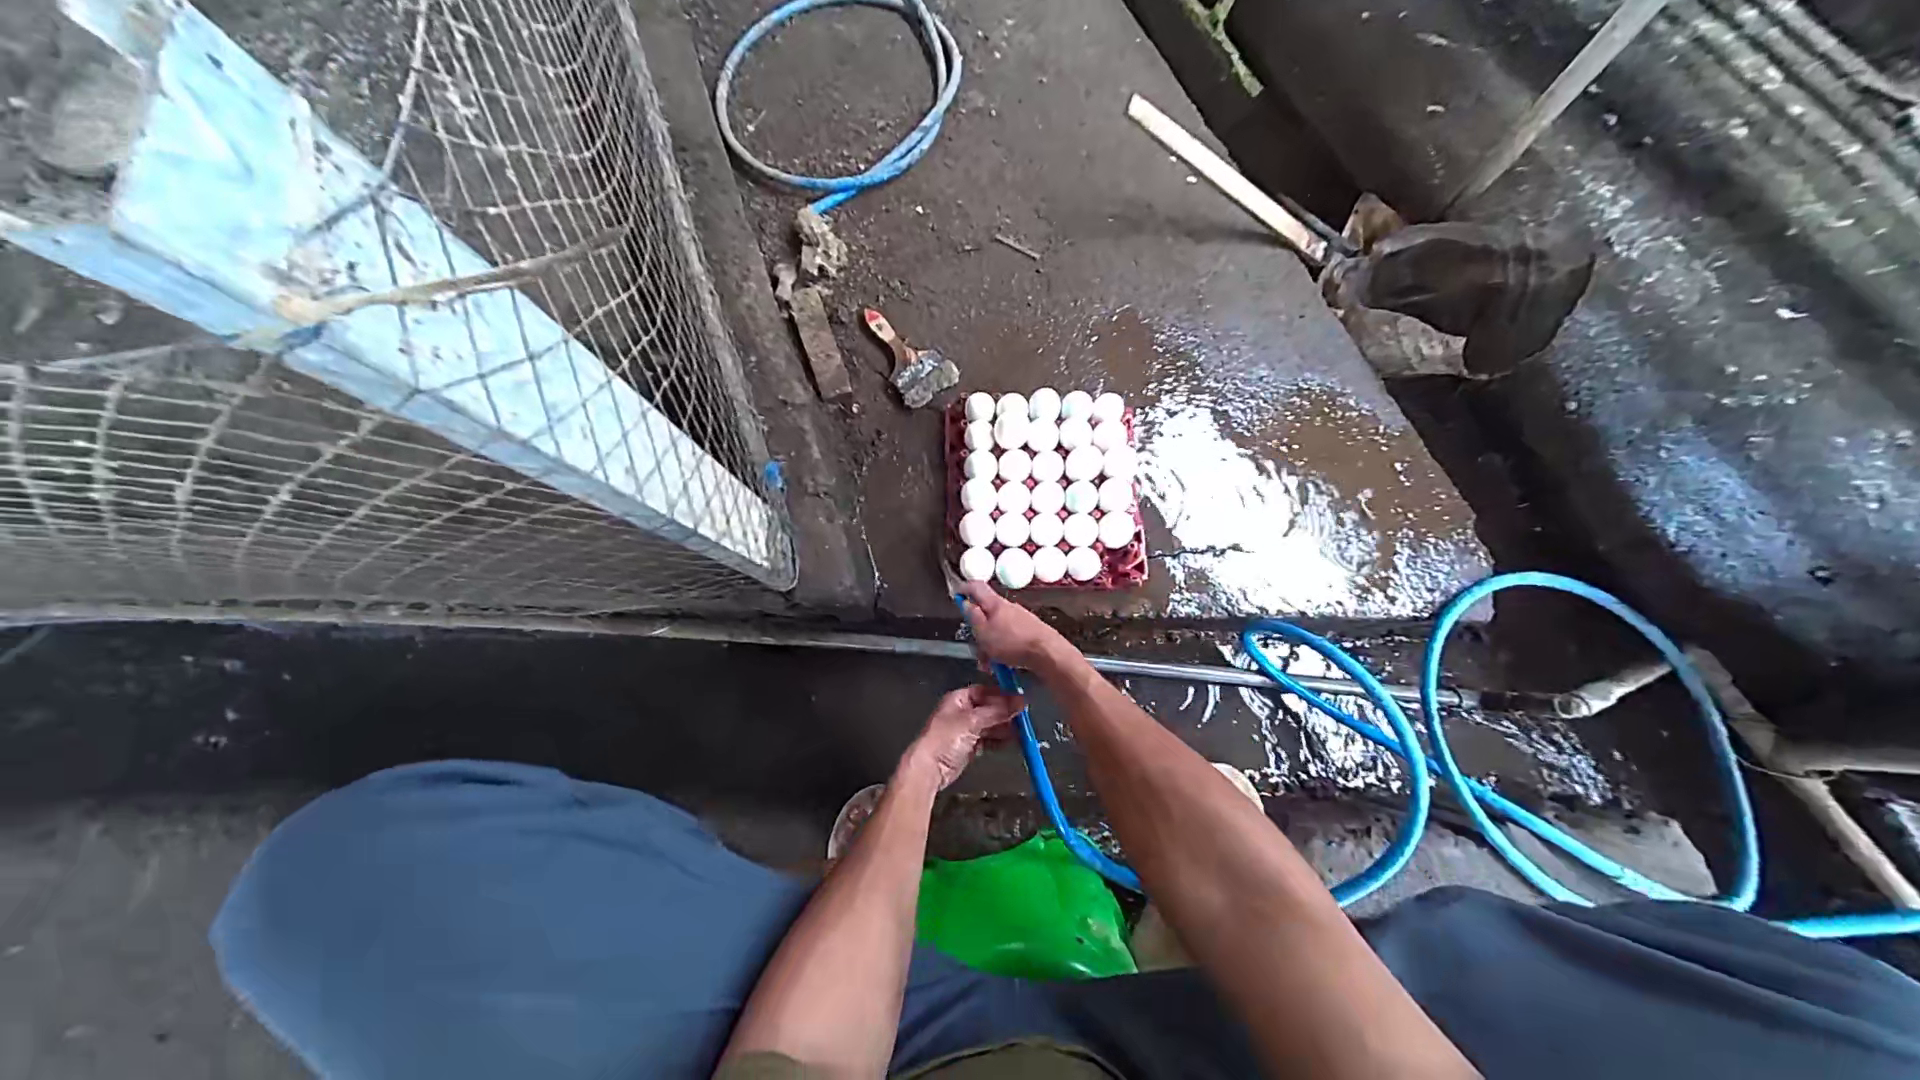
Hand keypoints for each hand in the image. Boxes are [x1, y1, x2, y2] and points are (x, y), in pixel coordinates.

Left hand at [902, 683, 1025, 789]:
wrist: (929, 768)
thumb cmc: (945, 738)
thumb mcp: (972, 721)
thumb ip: (997, 711)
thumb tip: (1020, 701)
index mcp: (959, 699)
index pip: (985, 691)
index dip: (1002, 695)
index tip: (1020, 699)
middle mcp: (962, 712)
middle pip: (989, 708)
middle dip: (1005, 712)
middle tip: (1023, 717)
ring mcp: (966, 729)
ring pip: (990, 724)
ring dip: (1004, 727)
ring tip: (1021, 730)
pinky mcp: (969, 746)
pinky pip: (988, 739)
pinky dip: (998, 740)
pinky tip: (1010, 741)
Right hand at [957, 582, 1070, 672]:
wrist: (1047, 653)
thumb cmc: (1013, 643)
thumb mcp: (983, 632)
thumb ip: (972, 617)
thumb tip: (966, 603)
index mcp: (995, 604)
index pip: (976, 587)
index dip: (964, 589)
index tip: (957, 597)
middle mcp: (1008, 607)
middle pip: (986, 614)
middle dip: (979, 633)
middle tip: (977, 649)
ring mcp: (1020, 619)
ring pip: (997, 630)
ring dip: (991, 646)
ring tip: (991, 664)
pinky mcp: (1029, 631)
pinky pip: (1010, 638)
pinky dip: (1004, 649)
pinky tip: (1005, 664)